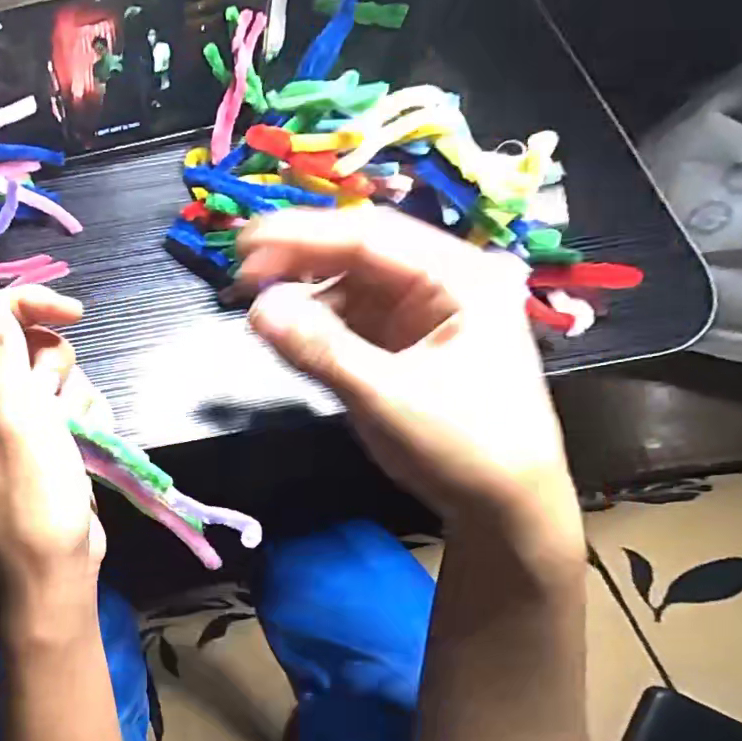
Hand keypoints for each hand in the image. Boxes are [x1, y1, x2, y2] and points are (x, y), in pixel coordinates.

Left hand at [0, 273, 105, 624]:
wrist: (60, 573)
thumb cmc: (32, 502)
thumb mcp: (15, 419)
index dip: (25, 309)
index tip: (69, 313)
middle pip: (26, 343)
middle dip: (54, 371)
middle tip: (58, 409)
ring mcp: (19, 419)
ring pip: (58, 371)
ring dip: (74, 400)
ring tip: (72, 440)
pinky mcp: (49, 435)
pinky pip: (74, 399)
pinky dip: (87, 418)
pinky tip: (87, 446)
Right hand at [235, 207, 573, 522]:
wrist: (502, 504)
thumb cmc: (463, 448)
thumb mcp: (387, 398)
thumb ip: (321, 349)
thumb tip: (257, 309)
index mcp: (460, 277)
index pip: (369, 237)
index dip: (301, 236)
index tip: (243, 245)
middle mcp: (442, 281)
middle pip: (358, 254)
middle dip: (298, 260)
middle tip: (239, 272)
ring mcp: (421, 311)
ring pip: (349, 286)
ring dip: (303, 296)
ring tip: (261, 313)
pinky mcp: (402, 340)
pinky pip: (350, 319)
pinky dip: (316, 324)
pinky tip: (289, 332)